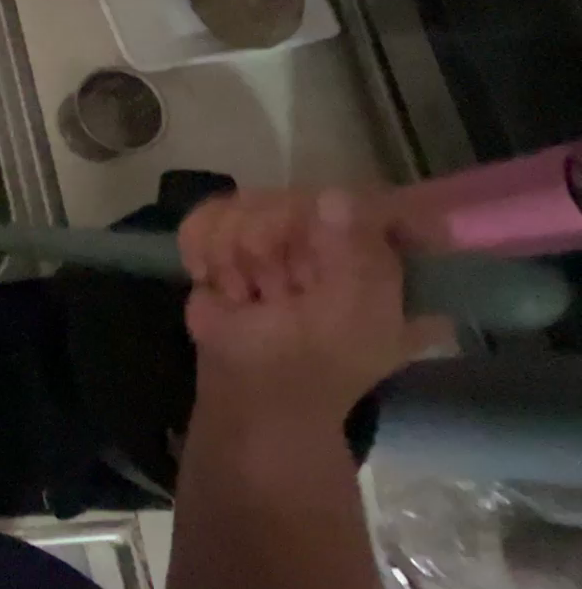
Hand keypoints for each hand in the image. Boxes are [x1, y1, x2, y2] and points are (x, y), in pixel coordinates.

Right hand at [179, 189, 425, 429]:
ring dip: (230, 253)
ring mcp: (280, 237)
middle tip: (270, 289)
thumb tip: (329, 196)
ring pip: (245, 202)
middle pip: (295, 197)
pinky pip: (207, 214)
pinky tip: (208, 275)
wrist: (246, 392)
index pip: (373, 201)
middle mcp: (335, 236)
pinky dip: (200, 246)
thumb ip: (359, 258)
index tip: (315, 255)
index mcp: (389, 254)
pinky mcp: (228, 241)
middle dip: (268, 244)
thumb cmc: (314, 364)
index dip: (338, 216)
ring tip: (241, 292)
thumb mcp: (356, 319)